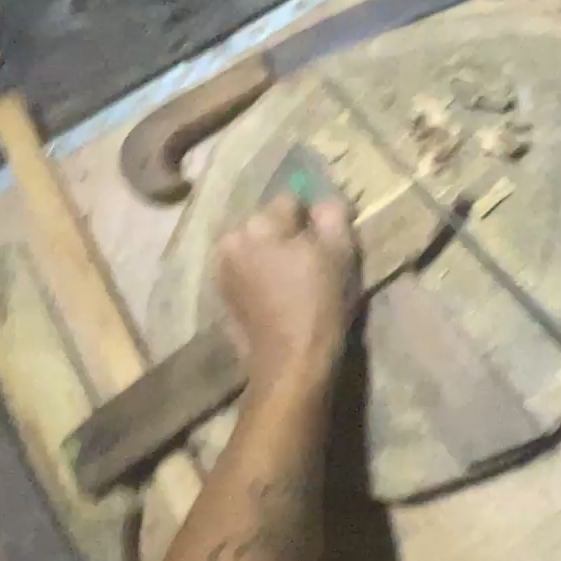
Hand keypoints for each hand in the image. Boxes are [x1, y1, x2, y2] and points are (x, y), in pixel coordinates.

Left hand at [214, 194, 360, 393]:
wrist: (291, 360)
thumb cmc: (320, 304)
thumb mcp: (341, 253)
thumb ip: (333, 214)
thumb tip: (324, 202)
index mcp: (261, 224)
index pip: (291, 200)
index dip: (312, 220)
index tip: (324, 244)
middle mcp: (233, 238)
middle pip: (267, 222)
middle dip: (286, 235)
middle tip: (308, 264)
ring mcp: (221, 266)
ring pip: (254, 245)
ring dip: (269, 254)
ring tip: (290, 282)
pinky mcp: (220, 291)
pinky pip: (244, 268)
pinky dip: (258, 274)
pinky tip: (275, 295)